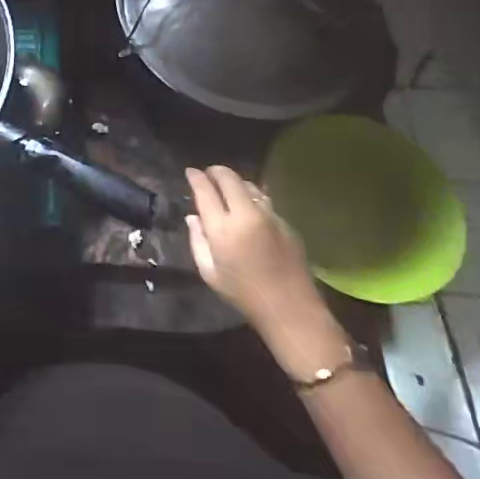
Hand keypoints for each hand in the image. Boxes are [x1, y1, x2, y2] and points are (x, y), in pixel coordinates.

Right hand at [185, 166, 345, 378]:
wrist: (289, 307)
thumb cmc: (243, 294)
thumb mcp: (209, 273)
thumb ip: (197, 240)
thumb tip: (193, 217)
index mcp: (223, 229)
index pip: (205, 190)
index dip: (196, 177)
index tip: (190, 172)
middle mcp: (246, 214)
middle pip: (229, 178)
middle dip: (215, 171)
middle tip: (208, 173)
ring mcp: (269, 215)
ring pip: (249, 185)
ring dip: (235, 182)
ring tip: (228, 187)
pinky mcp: (284, 221)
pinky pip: (264, 200)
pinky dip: (252, 197)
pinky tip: (249, 206)